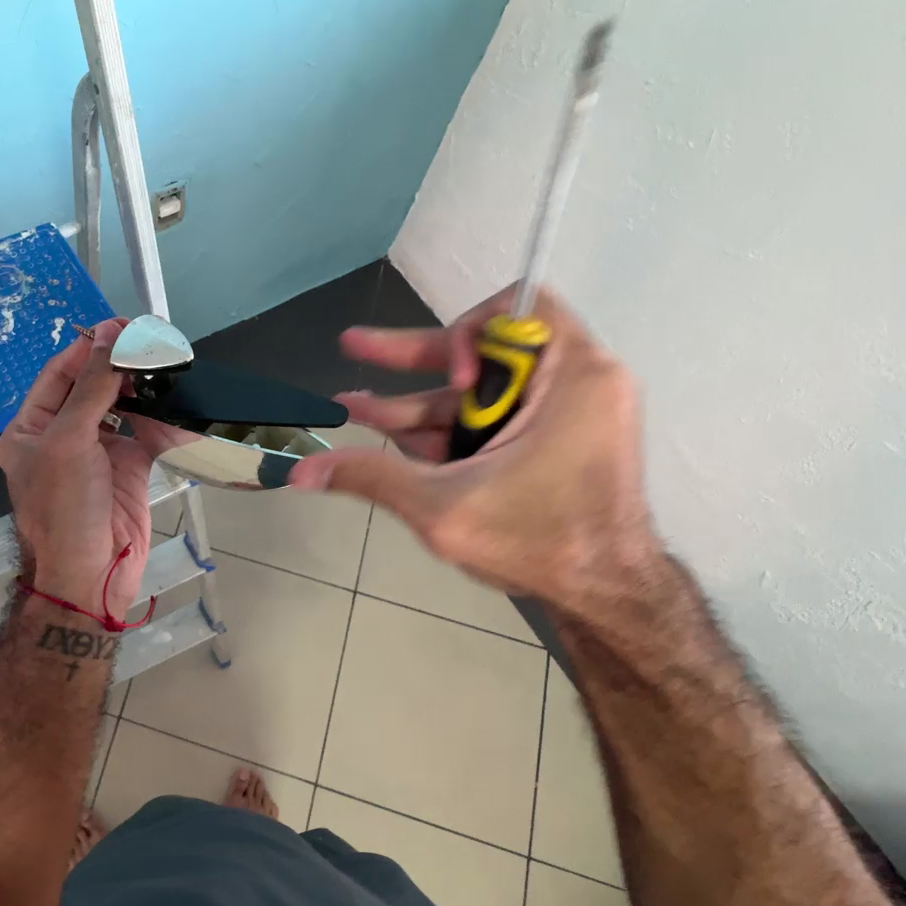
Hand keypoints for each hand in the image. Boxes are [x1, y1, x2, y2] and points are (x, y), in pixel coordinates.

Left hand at [0, 318, 154, 620]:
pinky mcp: (129, 469)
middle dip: (117, 363)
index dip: (88, 348)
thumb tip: (108, 338)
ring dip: (140, 384)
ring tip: (166, 358)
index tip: (120, 325)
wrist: (91, 576)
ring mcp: (97, 454)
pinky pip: (145, 431)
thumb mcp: (69, 442)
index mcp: (31, 430)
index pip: (59, 375)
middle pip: (90, 387)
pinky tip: (173, 393)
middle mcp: (61, 437)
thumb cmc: (65, 508)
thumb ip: (91, 388)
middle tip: (151, 337)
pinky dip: (159, 413)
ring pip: (119, 406)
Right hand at [289, 286, 662, 612]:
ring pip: (482, 392)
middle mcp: (578, 383)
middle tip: (354, 346)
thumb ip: (370, 477)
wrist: (606, 598)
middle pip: (485, 350)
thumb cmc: (539, 542)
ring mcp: (569, 414)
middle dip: (415, 361)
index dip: (467, 332)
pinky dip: (453, 433)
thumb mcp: (442, 506)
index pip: (520, 308)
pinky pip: (496, 418)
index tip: (450, 379)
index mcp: (573, 379)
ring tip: (356, 412)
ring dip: (422, 408)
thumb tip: (300, 472)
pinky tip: (401, 447)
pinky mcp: (560, 441)